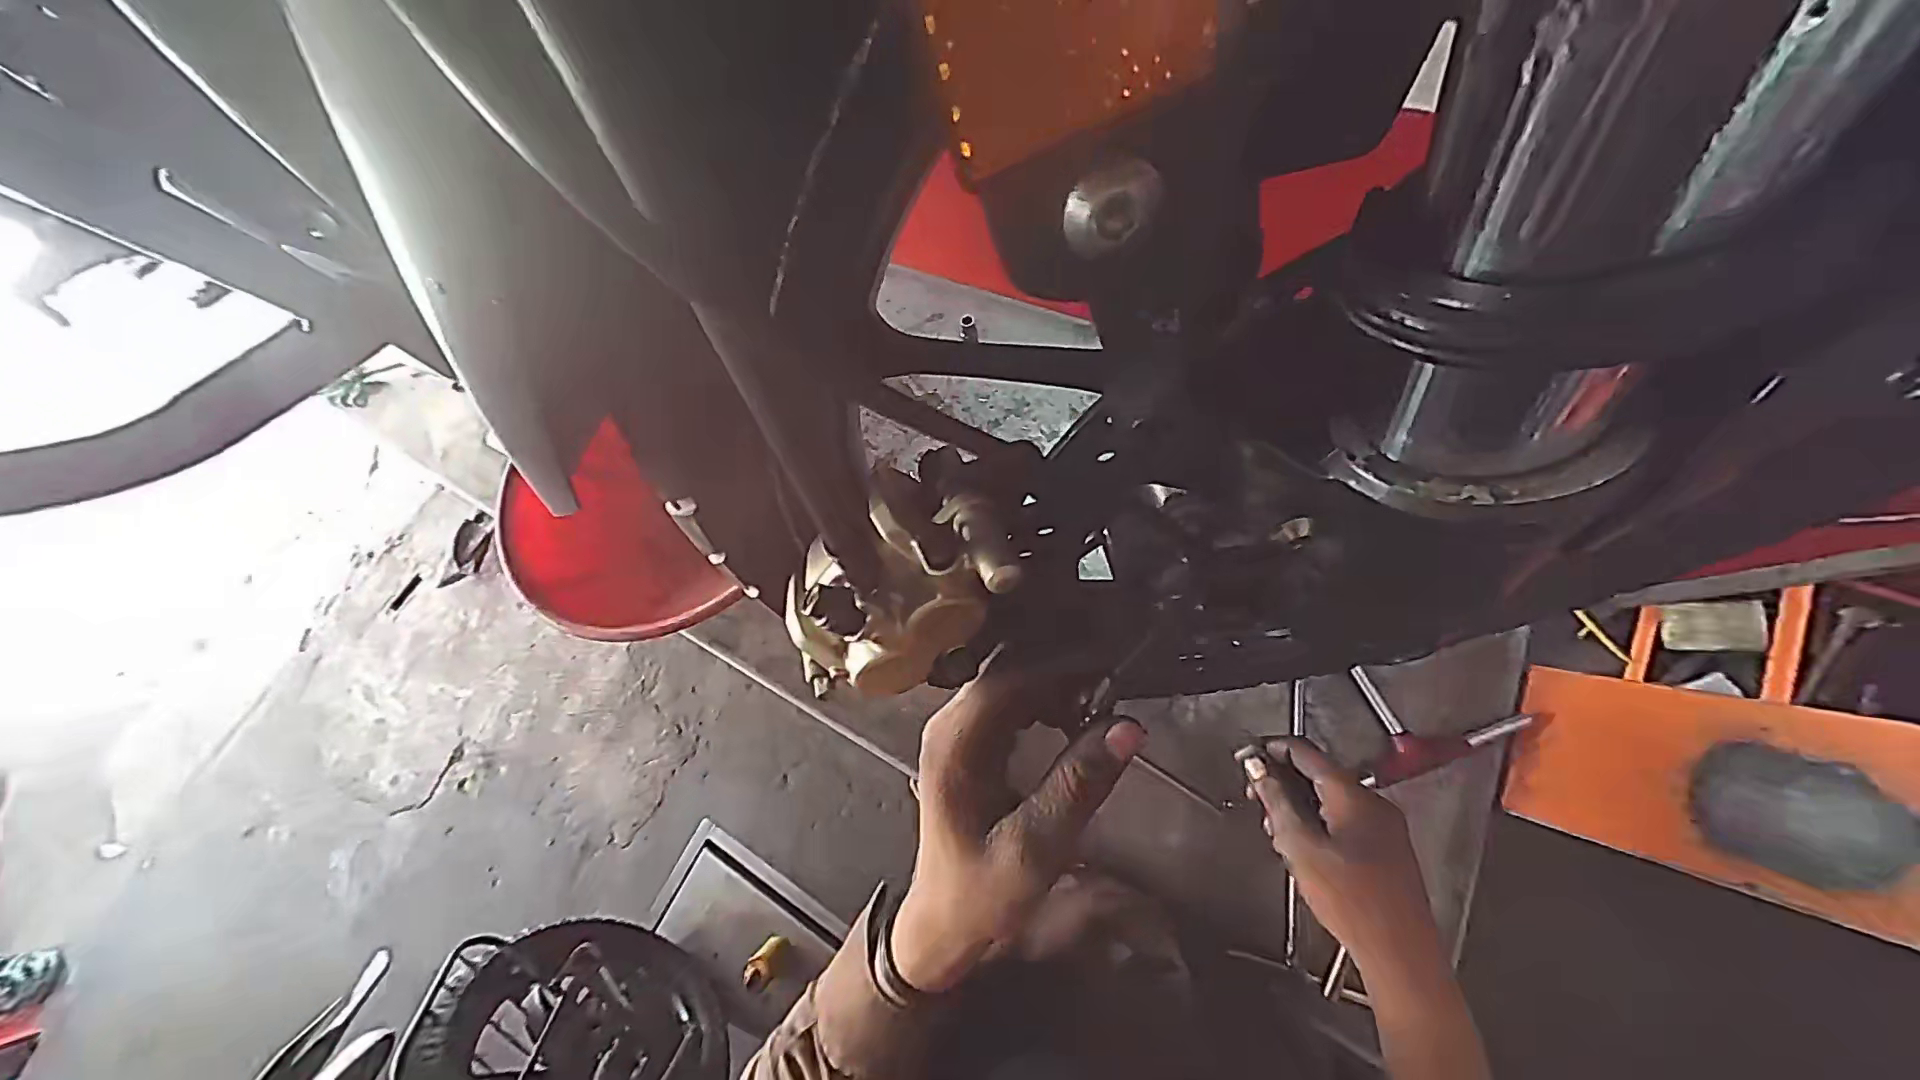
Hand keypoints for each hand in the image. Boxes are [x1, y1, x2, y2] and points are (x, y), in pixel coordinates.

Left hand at [891, 670, 1145, 991]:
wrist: (943, 922)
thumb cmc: (980, 894)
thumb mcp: (1034, 849)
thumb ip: (1078, 785)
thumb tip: (1127, 727)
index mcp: (954, 743)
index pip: (1008, 678)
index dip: (1061, 663)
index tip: (1111, 661)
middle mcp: (949, 724)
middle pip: (1007, 670)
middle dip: (1062, 667)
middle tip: (1114, 675)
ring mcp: (956, 729)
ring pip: (1010, 680)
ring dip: (1055, 681)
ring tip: (1101, 694)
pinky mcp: (969, 739)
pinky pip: (1010, 699)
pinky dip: (1045, 698)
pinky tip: (1074, 714)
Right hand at [1245, 738, 1446, 974]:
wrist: (1400, 955)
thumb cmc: (1353, 903)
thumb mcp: (1299, 845)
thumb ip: (1276, 800)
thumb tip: (1259, 769)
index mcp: (1352, 795)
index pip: (1305, 752)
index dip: (1271, 750)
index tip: (1249, 757)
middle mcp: (1374, 803)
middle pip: (1318, 773)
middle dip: (1283, 781)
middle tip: (1257, 794)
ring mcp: (1385, 826)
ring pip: (1330, 797)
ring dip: (1299, 803)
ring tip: (1276, 826)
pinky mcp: (1387, 848)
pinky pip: (1345, 817)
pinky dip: (1318, 820)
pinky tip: (1303, 844)